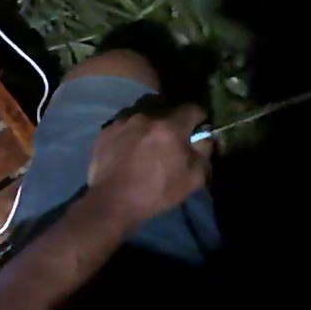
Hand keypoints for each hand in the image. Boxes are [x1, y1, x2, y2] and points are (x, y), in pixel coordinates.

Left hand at [85, 103, 210, 228]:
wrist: (113, 202)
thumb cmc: (156, 192)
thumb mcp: (193, 178)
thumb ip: (204, 152)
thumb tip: (205, 138)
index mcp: (169, 126)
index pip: (192, 108)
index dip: (199, 117)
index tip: (199, 127)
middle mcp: (145, 116)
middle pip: (165, 108)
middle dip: (172, 120)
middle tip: (172, 138)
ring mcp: (122, 122)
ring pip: (142, 114)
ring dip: (149, 125)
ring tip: (147, 143)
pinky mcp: (105, 131)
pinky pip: (124, 125)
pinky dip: (130, 132)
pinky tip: (128, 148)